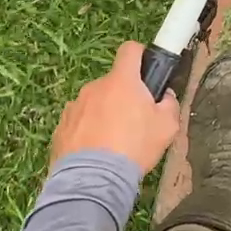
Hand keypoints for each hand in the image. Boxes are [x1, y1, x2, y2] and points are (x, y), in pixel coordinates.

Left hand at [48, 42, 180, 177]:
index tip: (147, 69)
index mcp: (122, 81)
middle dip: (124, 96)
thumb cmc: (134, 147)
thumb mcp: (167, 126)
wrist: (94, 180)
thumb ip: (169, 104)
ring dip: (105, 114)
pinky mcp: (61, 128)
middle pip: (113, 82)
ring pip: (95, 103)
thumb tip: (165, 97)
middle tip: (136, 121)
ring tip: (114, 142)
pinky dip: (88, 131)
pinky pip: (79, 122)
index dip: (141, 55)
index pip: (130, 50)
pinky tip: (97, 153)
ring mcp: (74, 107)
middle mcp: (95, 87)